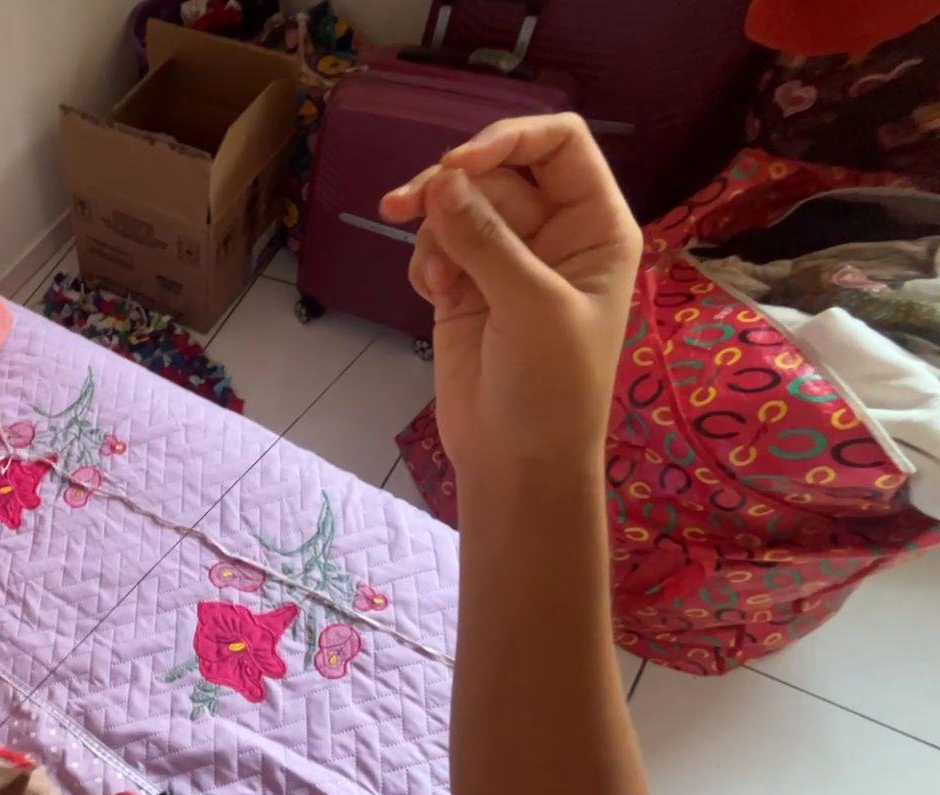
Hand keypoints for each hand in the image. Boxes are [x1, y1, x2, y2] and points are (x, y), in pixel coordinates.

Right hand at [378, 114, 641, 481]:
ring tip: (431, 277)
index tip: (453, 168)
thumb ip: (485, 242)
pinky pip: (434, 253)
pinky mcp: (460, 295)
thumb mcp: (529, 307)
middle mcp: (548, 237)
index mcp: (592, 226)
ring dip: (431, 232)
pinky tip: (431, 293)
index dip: (506, 142)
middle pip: (494, 179)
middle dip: (448, 190)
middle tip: (396, 207)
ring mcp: (500, 267)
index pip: (556, 148)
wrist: (514, 457)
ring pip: (455, 215)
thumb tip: (439, 184)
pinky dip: (423, 264)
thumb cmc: (549, 385)